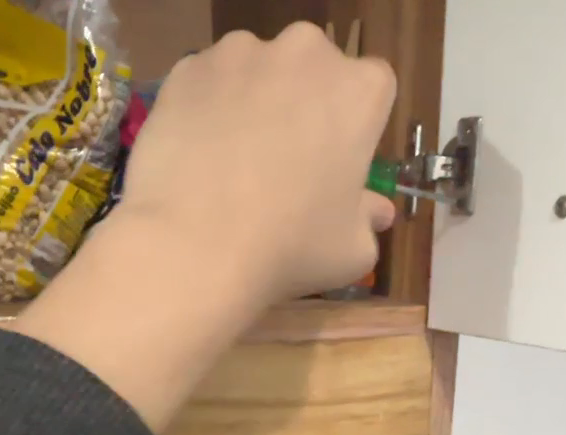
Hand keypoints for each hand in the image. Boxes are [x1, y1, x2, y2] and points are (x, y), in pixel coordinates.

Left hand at [115, 23, 397, 303]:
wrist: (197, 246)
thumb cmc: (292, 248)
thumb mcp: (351, 251)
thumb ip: (367, 220)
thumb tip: (376, 211)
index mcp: (359, 90)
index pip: (372, 89)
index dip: (356, 126)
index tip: (339, 162)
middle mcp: (305, 53)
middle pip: (314, 72)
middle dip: (306, 107)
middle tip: (288, 165)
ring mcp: (241, 53)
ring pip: (259, 73)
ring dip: (257, 105)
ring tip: (239, 165)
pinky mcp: (189, 68)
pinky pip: (210, 86)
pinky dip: (210, 112)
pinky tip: (203, 160)